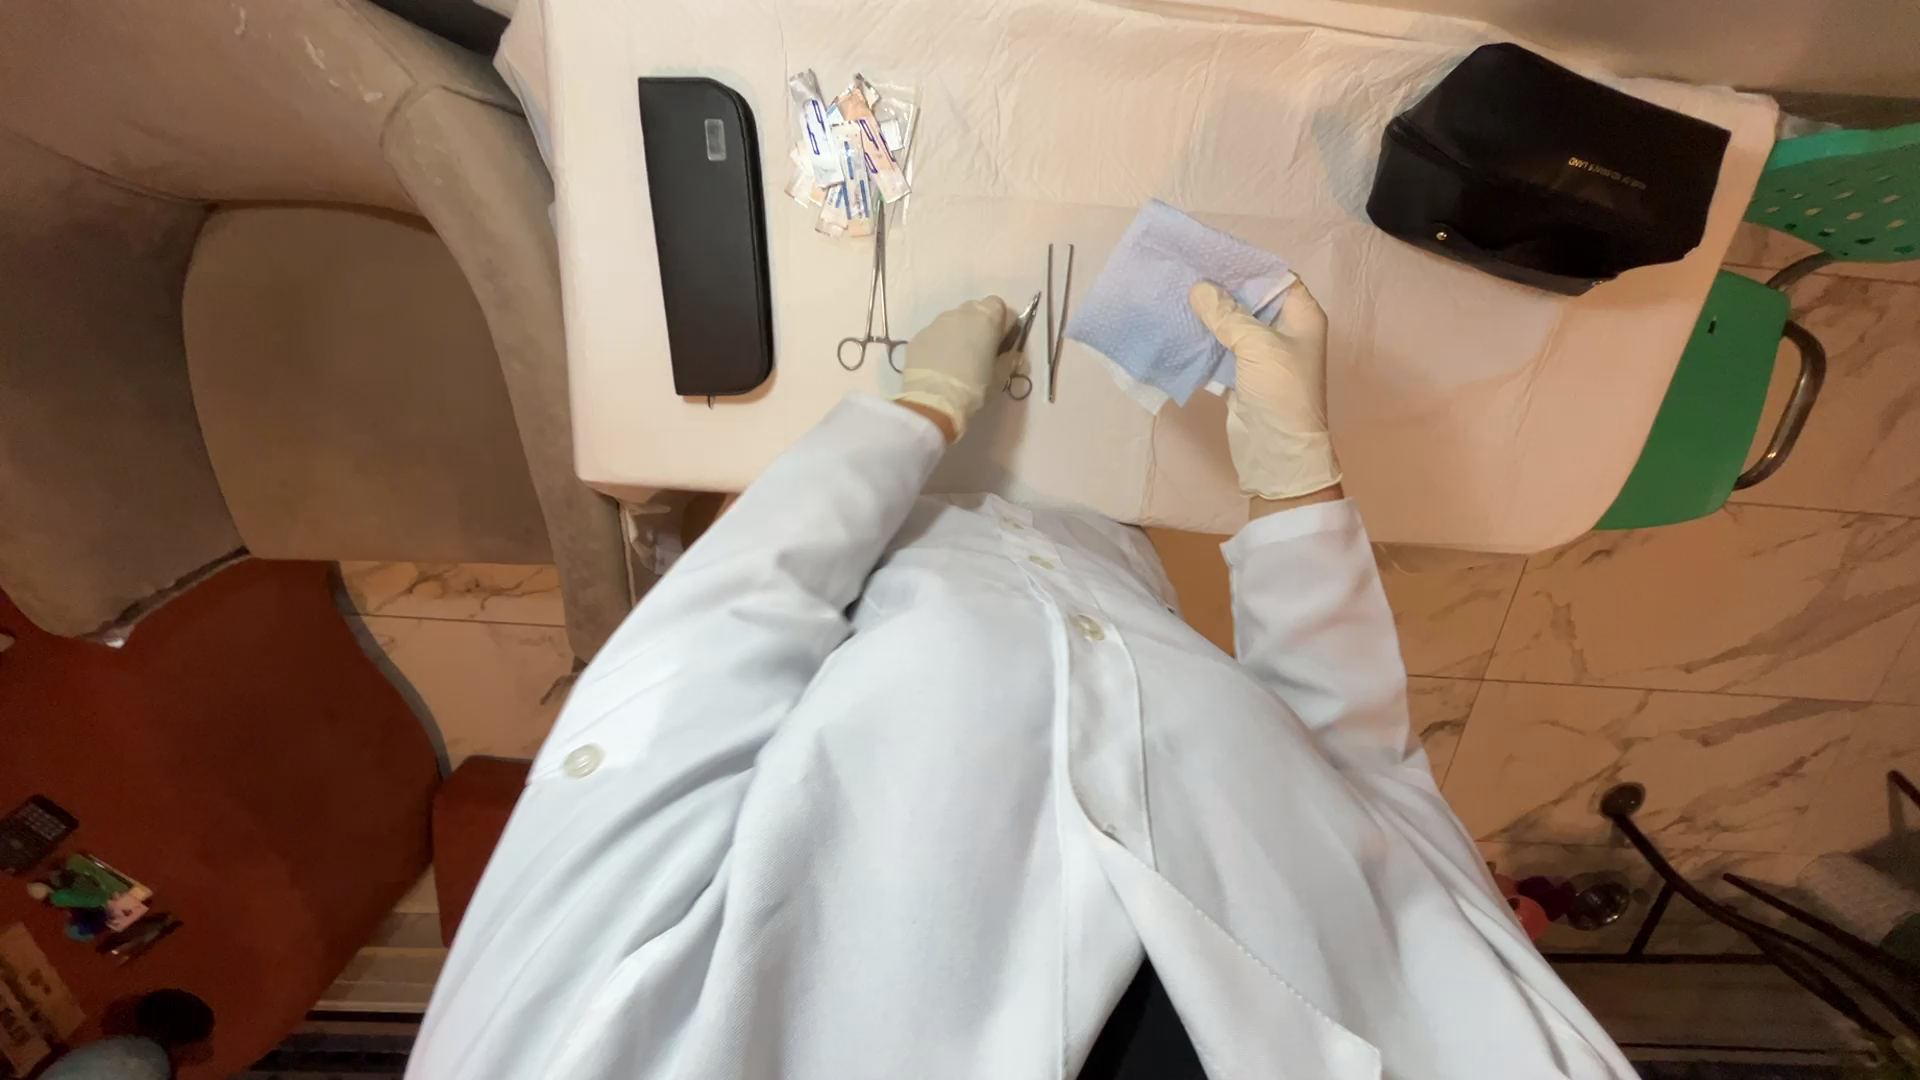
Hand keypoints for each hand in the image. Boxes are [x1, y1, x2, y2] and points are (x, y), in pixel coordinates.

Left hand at [892, 297, 1011, 439]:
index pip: (998, 305)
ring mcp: (936, 323)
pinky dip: (938, 345)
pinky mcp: (918, 337)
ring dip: (957, 334)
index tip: (1000, 341)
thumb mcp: (1000, 377)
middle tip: (978, 350)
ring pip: (952, 321)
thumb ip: (1008, 359)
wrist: (932, 402)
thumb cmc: (974, 388)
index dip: (1000, 322)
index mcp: (985, 319)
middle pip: (974, 309)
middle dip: (978, 325)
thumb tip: (1011, 354)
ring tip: (955, 360)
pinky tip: (938, 366)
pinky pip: (934, 335)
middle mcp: (960, 313)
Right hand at [1190, 280, 1341, 500]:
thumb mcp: (1257, 346)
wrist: (1276, 450)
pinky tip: (1180, 329)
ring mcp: (1262, 354)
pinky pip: (1221, 349)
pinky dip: (1203, 340)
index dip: (1246, 266)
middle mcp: (1284, 331)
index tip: (1212, 256)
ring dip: (1208, 316)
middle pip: (1250, 300)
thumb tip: (1199, 288)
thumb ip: (1227, 315)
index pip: (1274, 278)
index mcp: (1301, 316)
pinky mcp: (1241, 375)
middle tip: (1187, 273)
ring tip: (1178, 297)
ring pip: (1232, 325)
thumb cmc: (1281, 392)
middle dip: (1220, 289)